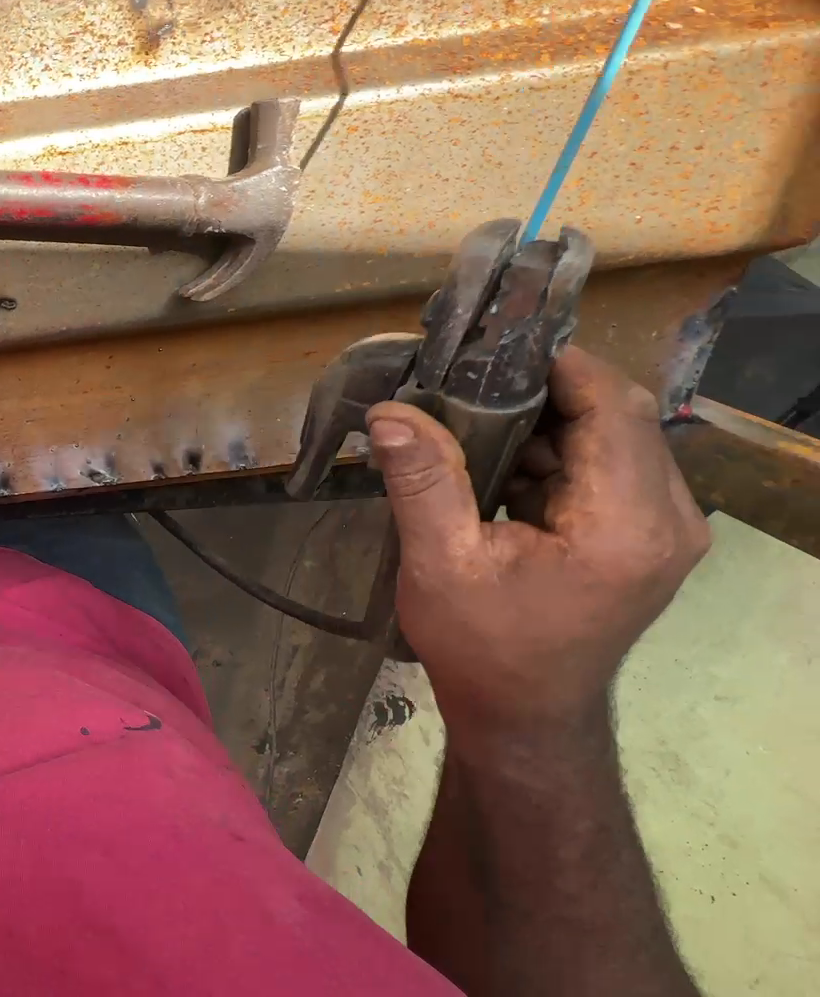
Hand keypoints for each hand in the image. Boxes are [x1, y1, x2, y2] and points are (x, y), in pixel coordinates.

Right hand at [365, 347, 709, 734]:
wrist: (521, 710)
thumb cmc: (481, 642)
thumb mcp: (439, 561)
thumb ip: (423, 481)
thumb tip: (388, 412)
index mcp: (626, 523)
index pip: (615, 412)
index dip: (563, 367)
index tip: (496, 345)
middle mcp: (667, 519)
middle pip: (618, 421)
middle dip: (543, 393)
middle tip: (464, 381)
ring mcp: (660, 530)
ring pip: (610, 442)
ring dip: (543, 424)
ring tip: (468, 417)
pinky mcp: (640, 538)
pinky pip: (603, 471)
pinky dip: (550, 455)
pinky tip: (493, 462)